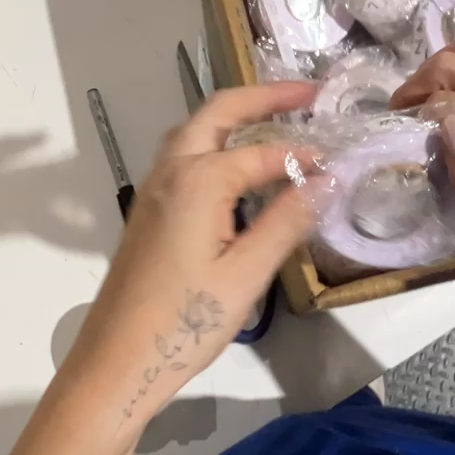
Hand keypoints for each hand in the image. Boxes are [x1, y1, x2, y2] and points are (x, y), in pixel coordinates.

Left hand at [56, 82, 322, 424]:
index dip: (303, 159)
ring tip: (275, 120)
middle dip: (262, 98)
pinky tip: (237, 171)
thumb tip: (327, 179)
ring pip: (193, 133)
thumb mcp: (246, 274)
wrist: (116, 360)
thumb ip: (287, 222)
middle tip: (308, 94)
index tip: (338, 168)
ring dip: (233, 118)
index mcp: (197, 180)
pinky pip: (183, 159)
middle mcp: (170, 172)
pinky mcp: (147, 212)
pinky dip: (215, 146)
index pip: (262, 153)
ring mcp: (152, 191)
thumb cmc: (183, 322)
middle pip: (216, 113)